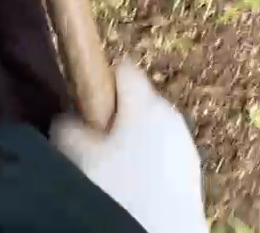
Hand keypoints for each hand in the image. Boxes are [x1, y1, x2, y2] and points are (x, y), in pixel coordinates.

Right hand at [51, 62, 206, 232]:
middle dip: (118, 116)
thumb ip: (68, 127)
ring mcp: (185, 141)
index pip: (122, 68)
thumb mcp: (80, 156)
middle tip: (98, 147)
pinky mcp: (193, 170)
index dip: (102, 82)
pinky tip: (138, 190)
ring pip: (152, 128)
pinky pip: (165, 153)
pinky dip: (152, 163)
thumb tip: (66, 118)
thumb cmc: (122, 191)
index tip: (88, 106)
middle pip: (138, 99)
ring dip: (135, 141)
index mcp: (145, 101)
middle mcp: (170, 112)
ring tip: (117, 174)